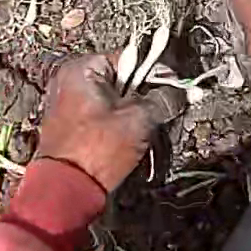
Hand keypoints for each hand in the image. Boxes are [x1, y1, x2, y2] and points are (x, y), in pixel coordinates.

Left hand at [34, 54, 180, 192]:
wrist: (64, 192)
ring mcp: (69, 103)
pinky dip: (122, 120)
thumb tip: (186, 92)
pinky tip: (132, 135)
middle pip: (124, 77)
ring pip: (117, 96)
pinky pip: (105, 112)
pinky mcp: (72, 124)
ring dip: (136, 108)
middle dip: (147, 92)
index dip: (158, 71)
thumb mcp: (140, 118)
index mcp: (82, 69)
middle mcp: (71, 80)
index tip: (176, 87)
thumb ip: (165, 98)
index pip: (132, 57)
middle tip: (165, 106)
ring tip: (148, 125)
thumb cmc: (98, 148)